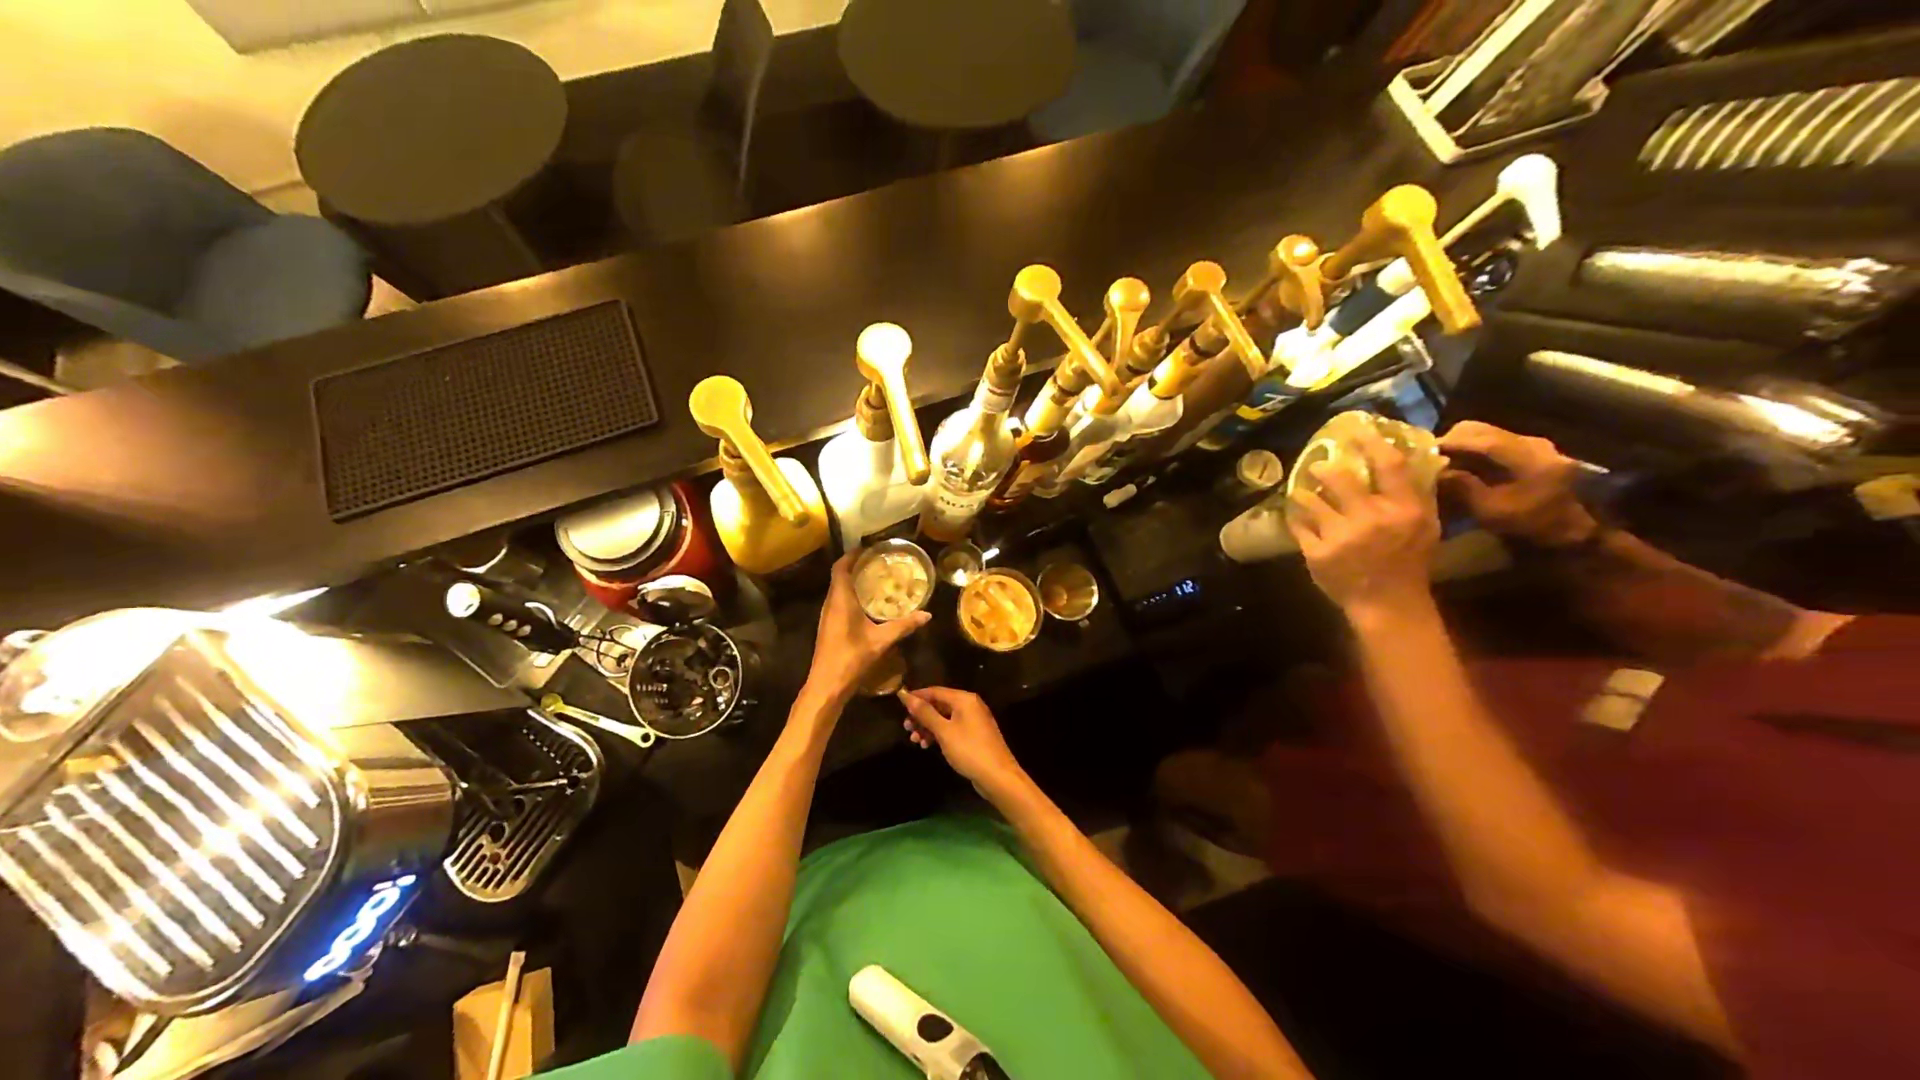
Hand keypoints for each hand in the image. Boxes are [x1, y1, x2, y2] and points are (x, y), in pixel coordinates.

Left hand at [805, 552, 930, 703]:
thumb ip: (904, 626)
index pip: (841, 568)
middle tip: (878, 561)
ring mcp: (827, 616)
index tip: (868, 548)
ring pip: (838, 590)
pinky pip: (839, 602)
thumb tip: (927, 615)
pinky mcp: (828, 626)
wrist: (826, 685)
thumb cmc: (851, 658)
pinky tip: (868, 603)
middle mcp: (831, 604)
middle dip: (856, 566)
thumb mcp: (881, 641)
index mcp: (840, 600)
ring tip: (876, 578)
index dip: (852, 555)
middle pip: (839, 576)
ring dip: (853, 581)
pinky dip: (851, 595)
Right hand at [895, 687, 1026, 800]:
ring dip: (928, 727)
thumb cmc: (969, 750)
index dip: (916, 697)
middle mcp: (970, 705)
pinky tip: (927, 745)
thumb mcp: (944, 731)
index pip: (935, 691)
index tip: (899, 704)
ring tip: (914, 740)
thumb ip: (925, 713)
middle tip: (906, 727)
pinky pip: (951, 729)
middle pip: (939, 704)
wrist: (998, 776)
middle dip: (921, 715)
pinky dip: (938, 735)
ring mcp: (973, 721)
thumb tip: (906, 695)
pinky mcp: (973, 735)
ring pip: (944, 718)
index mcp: (964, 699)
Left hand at [1287, 424, 1439, 618]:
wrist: (1387, 603)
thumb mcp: (1425, 524)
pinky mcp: (1316, 552)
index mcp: (1403, 509)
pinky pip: (1297, 524)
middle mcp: (1371, 519)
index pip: (1388, 465)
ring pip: (1310, 500)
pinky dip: (1295, 517)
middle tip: (1318, 465)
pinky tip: (1297, 514)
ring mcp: (1340, 536)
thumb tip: (1408, 455)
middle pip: (1338, 478)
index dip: (1371, 442)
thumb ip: (1416, 492)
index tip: (1357, 430)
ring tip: (1302, 491)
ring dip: (1303, 493)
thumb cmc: (1409, 561)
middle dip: (1323, 468)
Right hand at [1438, 421, 1597, 546]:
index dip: (1442, 443)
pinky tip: (1467, 470)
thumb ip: (1462, 486)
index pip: (1472, 436)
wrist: (1583, 536)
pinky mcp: (1536, 457)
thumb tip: (1436, 471)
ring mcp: (1535, 447)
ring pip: (1486, 435)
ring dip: (1463, 447)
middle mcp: (1528, 441)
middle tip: (1431, 462)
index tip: (1420, 456)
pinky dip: (1476, 453)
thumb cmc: (1536, 524)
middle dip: (1450, 442)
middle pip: (1478, 429)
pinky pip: (1497, 446)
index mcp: (1520, 452)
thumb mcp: (1491, 510)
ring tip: (1446, 467)